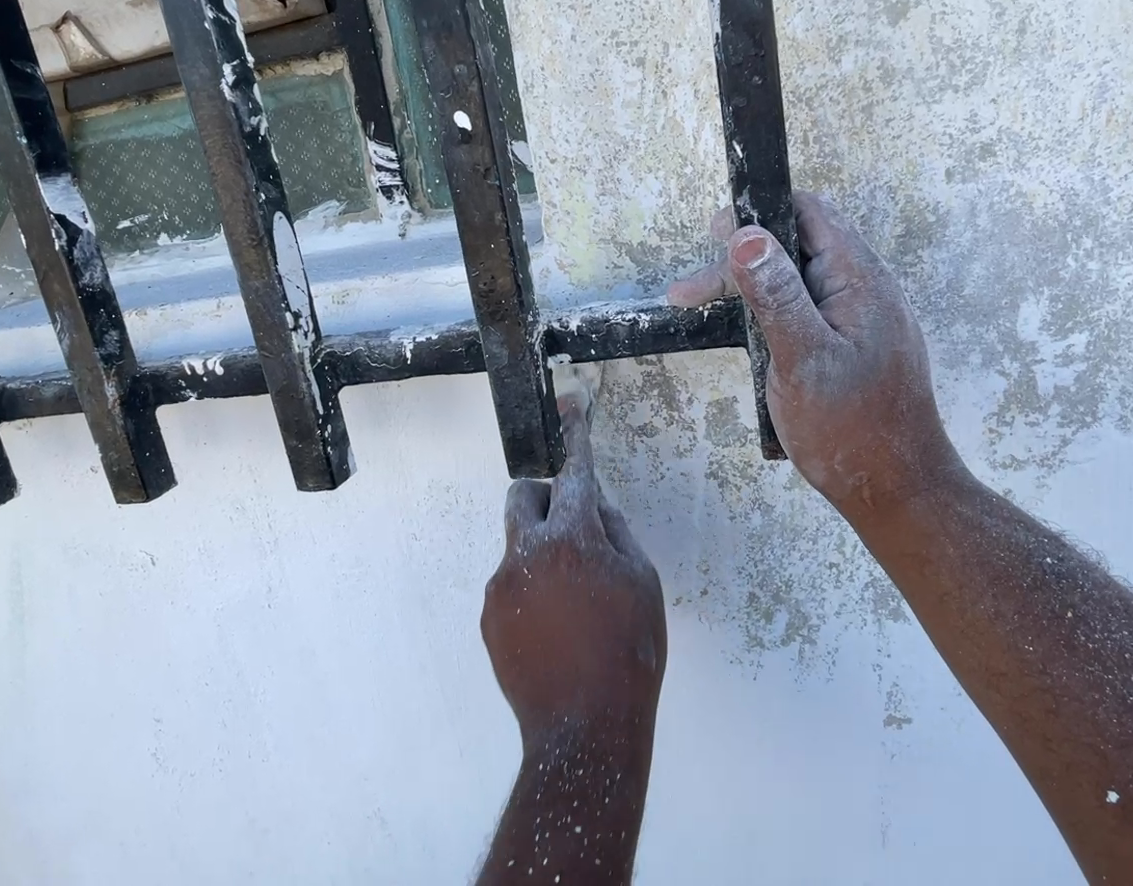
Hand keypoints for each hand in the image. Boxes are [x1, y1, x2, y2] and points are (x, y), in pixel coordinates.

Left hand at [481, 396, 666, 748]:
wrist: (585, 727)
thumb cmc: (629, 651)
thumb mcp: (642, 583)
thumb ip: (616, 533)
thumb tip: (596, 505)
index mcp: (573, 540)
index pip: (576, 474)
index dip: (576, 436)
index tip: (571, 405)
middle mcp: (527, 553)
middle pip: (522, 494)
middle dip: (545, 495)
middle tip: (573, 526)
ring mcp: (502, 585)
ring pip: (518, 543)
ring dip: (543, 550)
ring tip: (573, 601)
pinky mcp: (489, 615)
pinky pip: (511, 582)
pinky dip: (532, 587)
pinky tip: (556, 627)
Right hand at [667, 191, 962, 512]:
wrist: (893, 489)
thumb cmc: (849, 427)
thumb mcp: (803, 357)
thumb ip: (776, 294)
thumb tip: (745, 234)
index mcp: (859, 280)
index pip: (811, 214)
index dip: (760, 213)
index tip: (713, 235)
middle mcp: (861, 290)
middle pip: (794, 248)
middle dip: (739, 260)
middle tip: (687, 291)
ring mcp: (855, 319)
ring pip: (793, 282)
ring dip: (746, 289)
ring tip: (695, 307)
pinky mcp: (846, 345)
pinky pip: (801, 311)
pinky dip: (765, 313)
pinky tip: (740, 331)